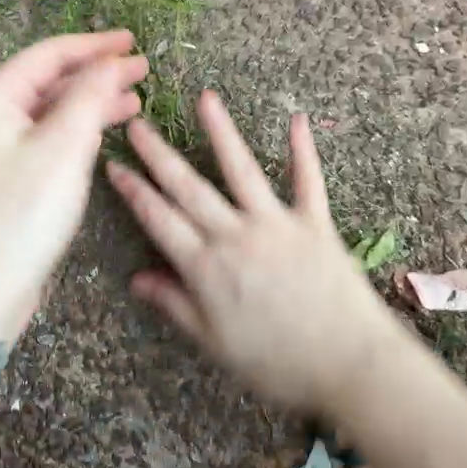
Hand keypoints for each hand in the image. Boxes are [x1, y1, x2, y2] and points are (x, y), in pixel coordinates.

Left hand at [0, 31, 148, 341]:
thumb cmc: (21, 213)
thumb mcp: (63, 147)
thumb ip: (89, 98)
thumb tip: (110, 63)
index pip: (48, 55)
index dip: (93, 46)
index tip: (132, 41)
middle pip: (48, 82)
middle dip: (95, 74)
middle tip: (142, 70)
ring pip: (49, 113)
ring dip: (90, 104)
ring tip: (135, 101)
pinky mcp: (4, 177)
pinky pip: (45, 140)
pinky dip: (76, 133)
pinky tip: (104, 136)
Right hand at [105, 91, 397, 413]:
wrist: (352, 369)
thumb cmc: (280, 365)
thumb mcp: (216, 344)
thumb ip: (176, 305)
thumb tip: (136, 279)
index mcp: (207, 269)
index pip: (158, 220)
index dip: (134, 192)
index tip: (113, 165)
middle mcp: (235, 237)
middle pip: (188, 188)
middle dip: (159, 154)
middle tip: (138, 124)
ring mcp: (276, 226)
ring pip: (241, 171)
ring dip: (221, 132)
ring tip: (206, 98)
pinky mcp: (314, 224)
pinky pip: (307, 182)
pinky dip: (303, 151)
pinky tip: (296, 120)